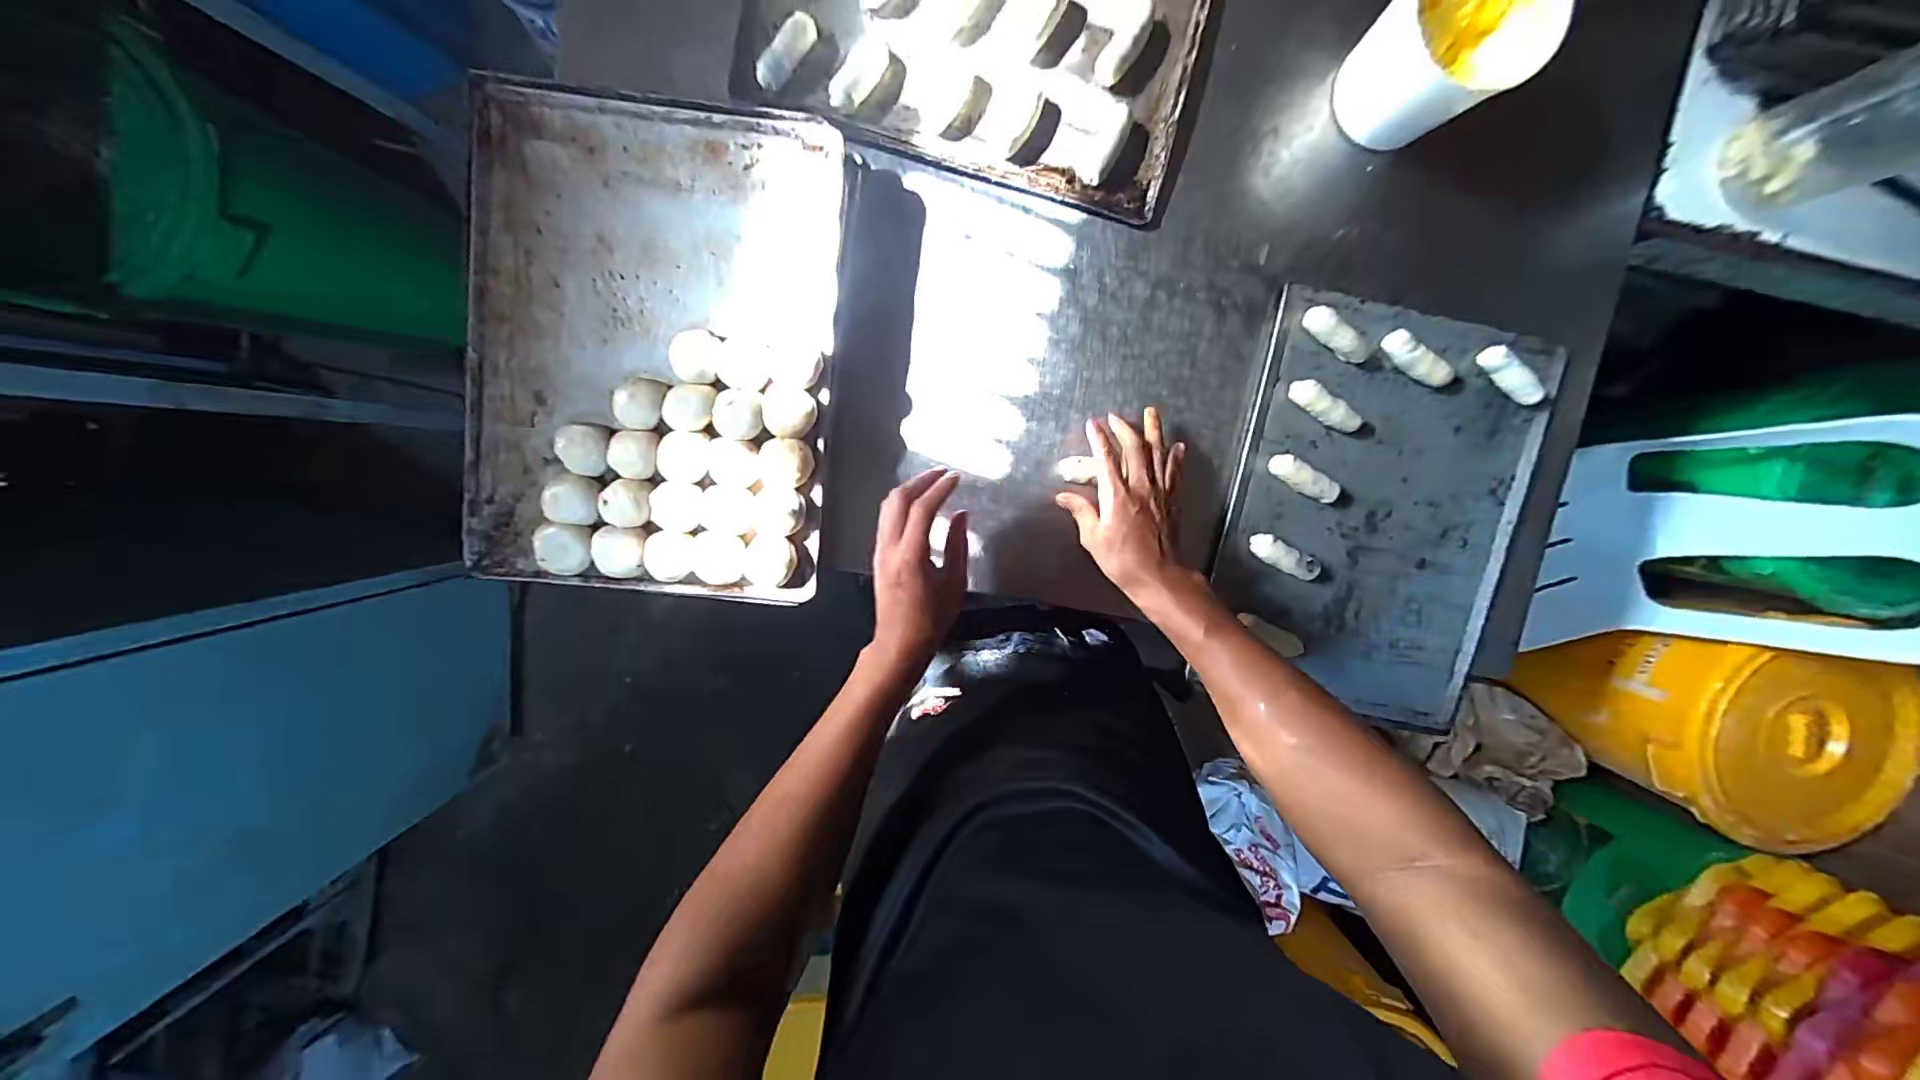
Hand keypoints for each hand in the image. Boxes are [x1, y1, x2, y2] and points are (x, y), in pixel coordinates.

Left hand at [871, 468, 968, 666]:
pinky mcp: (878, 555)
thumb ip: (957, 545)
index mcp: (910, 555)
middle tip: (942, 473)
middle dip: (920, 481)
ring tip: (931, 482)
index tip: (956, 477)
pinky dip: (902, 504)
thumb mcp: (954, 583)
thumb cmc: (931, 619)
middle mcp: (889, 548)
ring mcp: (880, 550)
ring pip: (888, 507)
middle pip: (898, 500)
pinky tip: (918, 504)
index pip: (922, 509)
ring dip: (909, 490)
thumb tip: (961, 515)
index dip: (940, 488)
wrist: (899, 642)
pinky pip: (887, 518)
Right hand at [1055, 407, 1188, 602]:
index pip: (1106, 459)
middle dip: (1124, 429)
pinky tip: (1177, 446)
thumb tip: (1064, 497)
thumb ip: (1081, 512)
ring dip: (1153, 432)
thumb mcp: (1093, 538)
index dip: (1099, 439)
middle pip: (1134, 449)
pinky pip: (1174, 473)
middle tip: (1116, 417)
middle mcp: (1140, 489)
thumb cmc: (1122, 561)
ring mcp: (1159, 493)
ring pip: (1157, 454)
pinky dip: (1175, 457)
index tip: (1092, 424)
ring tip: (1151, 413)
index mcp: (1117, 497)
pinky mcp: (1171, 502)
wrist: (1157, 576)